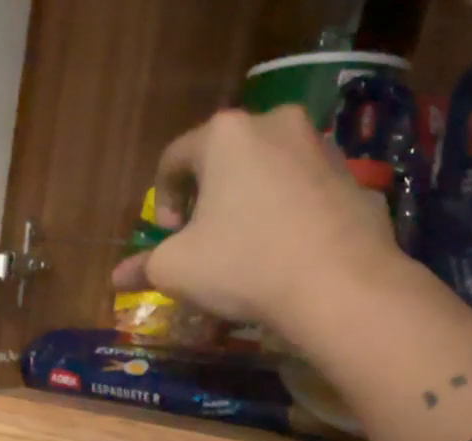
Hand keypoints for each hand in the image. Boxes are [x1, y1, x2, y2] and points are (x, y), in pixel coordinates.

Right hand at [111, 107, 402, 333]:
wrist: (338, 284)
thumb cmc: (242, 263)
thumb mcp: (175, 270)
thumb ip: (144, 267)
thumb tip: (118, 277)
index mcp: (225, 136)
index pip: (173, 158)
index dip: (162, 200)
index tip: (169, 236)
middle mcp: (275, 124)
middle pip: (224, 158)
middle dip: (207, 197)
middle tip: (202, 239)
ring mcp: (321, 147)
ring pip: (267, 171)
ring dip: (248, 203)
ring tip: (245, 247)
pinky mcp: (353, 177)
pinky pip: (304, 192)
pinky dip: (286, 214)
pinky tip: (283, 253)